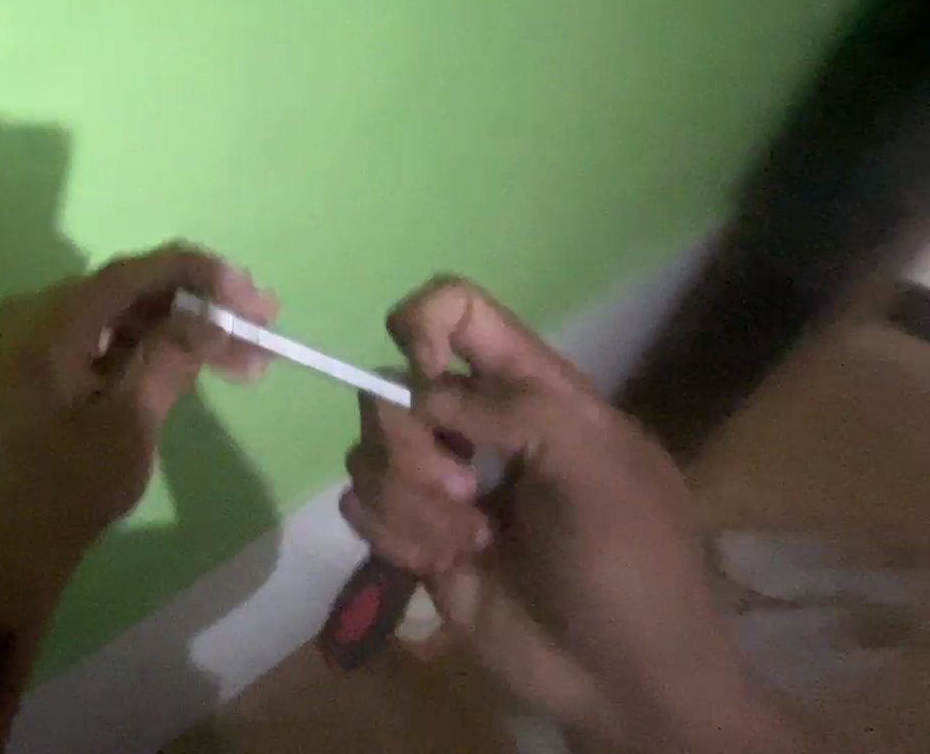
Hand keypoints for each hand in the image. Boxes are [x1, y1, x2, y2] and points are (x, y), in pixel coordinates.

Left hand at [0, 244, 277, 569]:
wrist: (32, 525)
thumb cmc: (76, 481)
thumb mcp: (129, 421)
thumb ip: (168, 359)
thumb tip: (214, 318)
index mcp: (48, 323)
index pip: (127, 275)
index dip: (193, 274)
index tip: (248, 290)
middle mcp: (40, 310)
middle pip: (132, 289)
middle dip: (200, 303)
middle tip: (263, 317)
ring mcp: (47, 327)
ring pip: (131, 309)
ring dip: (189, 325)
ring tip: (253, 349)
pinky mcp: (60, 347)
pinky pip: (117, 329)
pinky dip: (162, 342)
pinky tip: (215, 357)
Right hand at [343, 277, 799, 752]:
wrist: (619, 681)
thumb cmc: (630, 567)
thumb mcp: (601, 471)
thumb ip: (517, 410)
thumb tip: (420, 399)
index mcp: (524, 389)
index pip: (455, 308)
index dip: (421, 322)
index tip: (423, 371)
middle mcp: (468, 421)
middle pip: (387, 386)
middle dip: (414, 446)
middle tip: (466, 489)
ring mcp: (433, 475)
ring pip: (366, 449)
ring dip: (412, 503)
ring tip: (468, 540)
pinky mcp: (408, 526)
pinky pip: (358, 504)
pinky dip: (397, 535)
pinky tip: (444, 563)